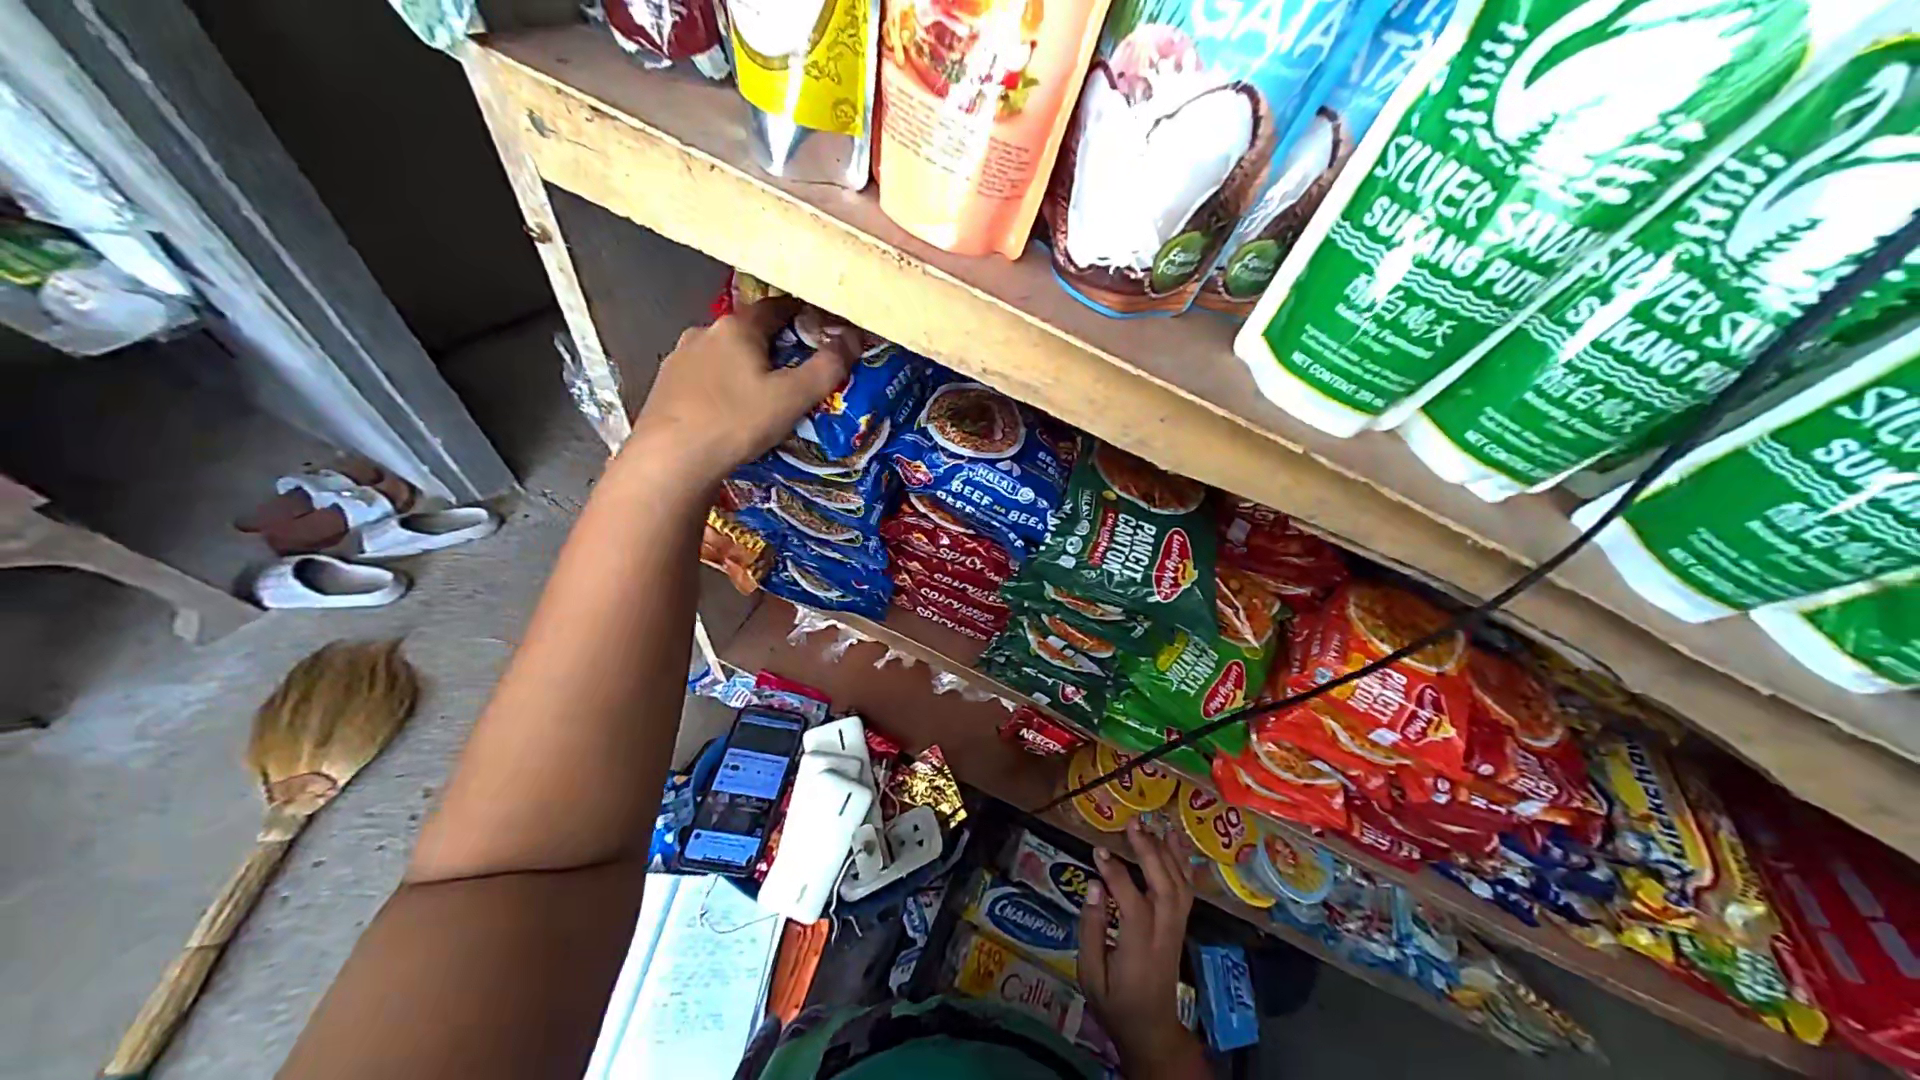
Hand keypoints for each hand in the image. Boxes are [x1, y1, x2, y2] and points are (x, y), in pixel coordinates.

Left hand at [626, 296, 854, 485]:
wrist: (670, 459)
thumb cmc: (736, 421)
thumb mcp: (792, 397)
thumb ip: (827, 367)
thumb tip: (854, 339)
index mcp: (737, 327)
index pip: (778, 307)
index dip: (805, 316)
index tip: (823, 332)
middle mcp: (704, 332)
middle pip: (750, 332)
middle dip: (774, 347)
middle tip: (797, 374)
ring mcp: (680, 358)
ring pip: (725, 356)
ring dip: (745, 368)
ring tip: (762, 398)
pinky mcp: (666, 385)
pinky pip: (705, 378)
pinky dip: (723, 387)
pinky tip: (729, 412)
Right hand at [1077, 820, 1206, 1077]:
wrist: (1151, 1029)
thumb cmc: (1114, 1003)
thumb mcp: (1090, 975)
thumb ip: (1091, 930)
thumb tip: (1093, 886)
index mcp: (1139, 950)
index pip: (1133, 905)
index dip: (1116, 875)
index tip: (1098, 850)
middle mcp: (1164, 935)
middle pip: (1165, 889)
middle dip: (1150, 853)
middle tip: (1132, 824)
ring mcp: (1176, 930)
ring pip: (1180, 887)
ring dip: (1168, 853)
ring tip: (1153, 825)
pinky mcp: (1180, 927)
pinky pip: (1187, 891)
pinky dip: (1182, 864)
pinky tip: (1174, 842)